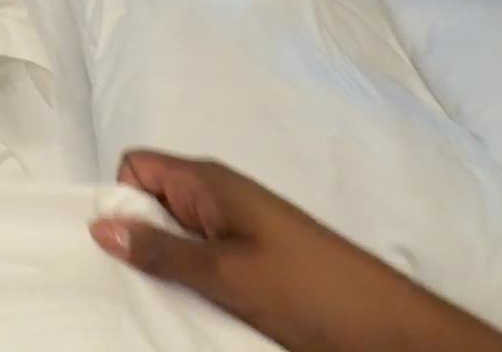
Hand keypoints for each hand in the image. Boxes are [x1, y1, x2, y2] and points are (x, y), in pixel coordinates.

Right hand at [88, 151, 501, 351]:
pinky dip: (193, 278)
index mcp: (206, 181)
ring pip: (176, 232)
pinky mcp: (255, 255)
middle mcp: (217, 194)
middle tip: (138, 283)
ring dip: (166, 263)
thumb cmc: (311, 292)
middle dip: (139, 236)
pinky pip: (203, 254)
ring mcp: (238, 225)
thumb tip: (98, 224)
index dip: (120, 199)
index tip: (121, 247)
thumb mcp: (226, 275)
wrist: (402, 335)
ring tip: (169, 301)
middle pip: (152, 198)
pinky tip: (198, 309)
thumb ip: (161, 250)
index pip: (136, 166)